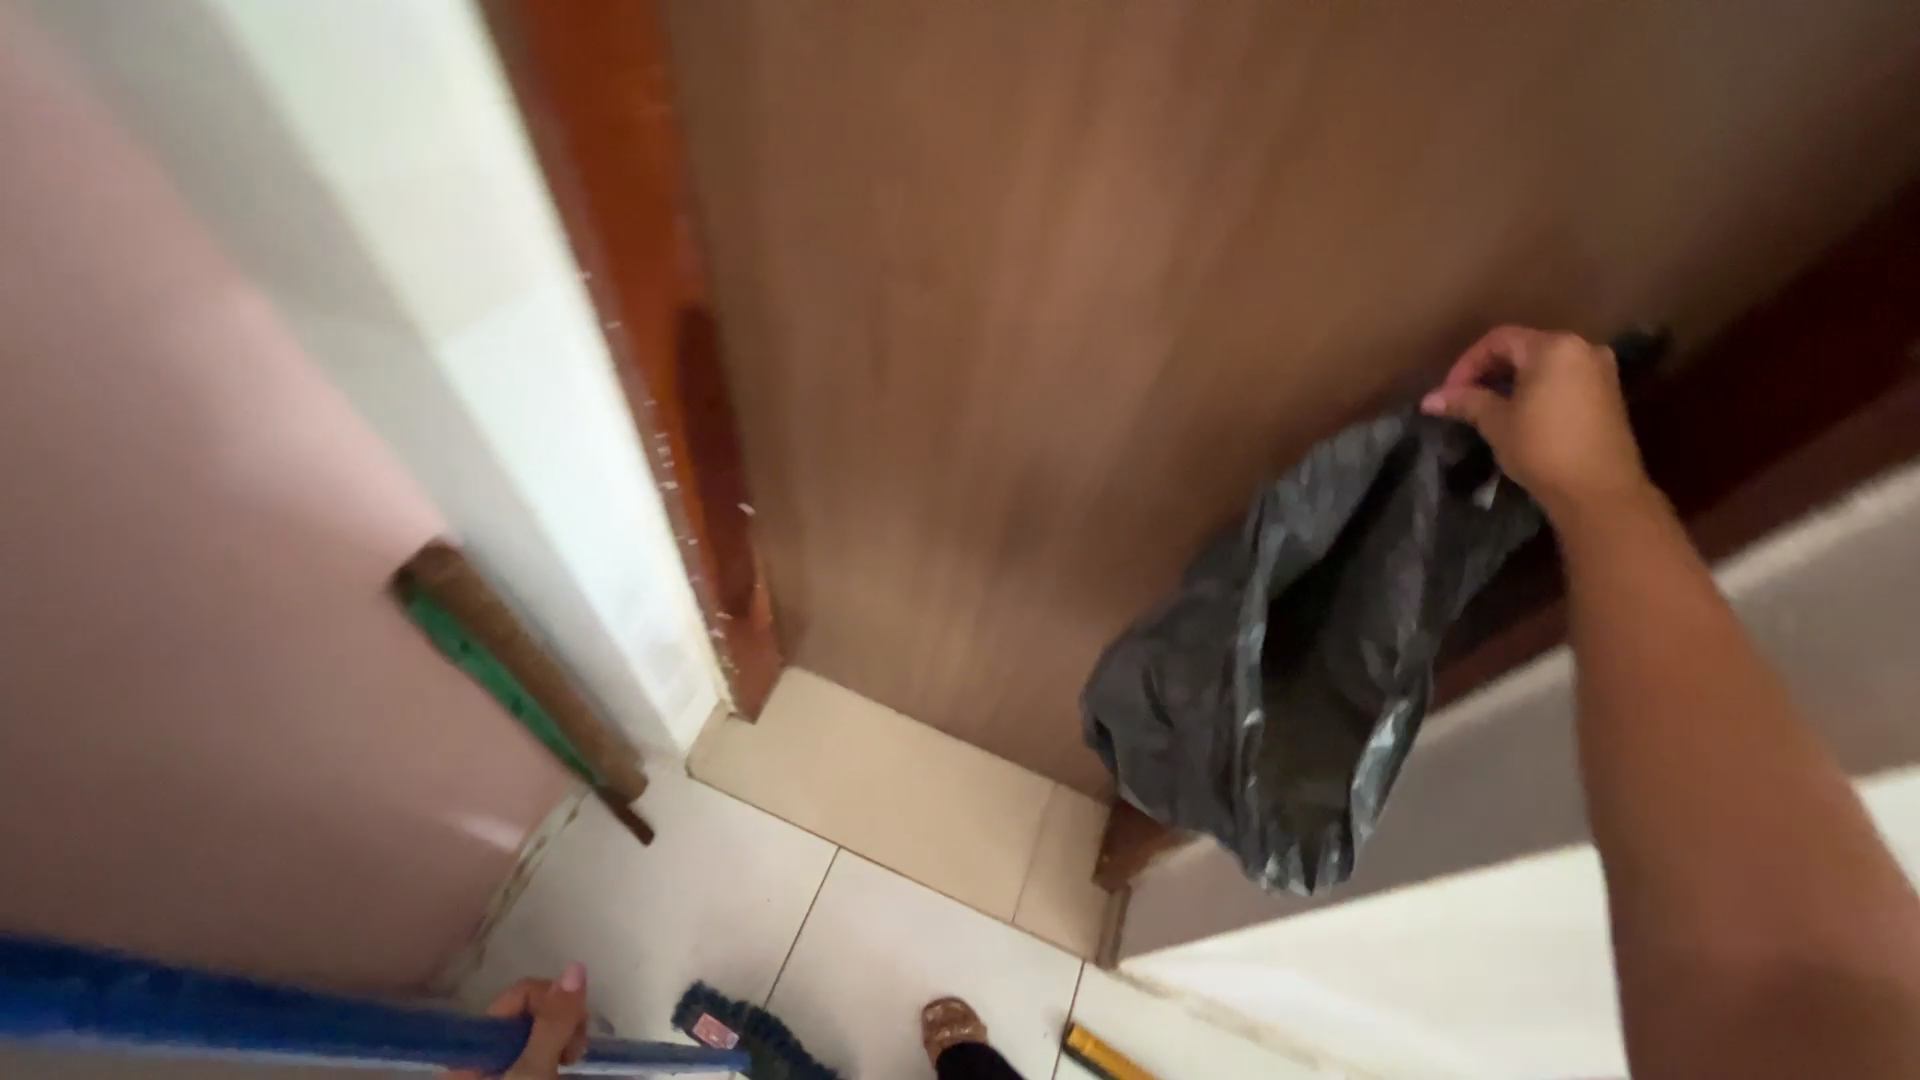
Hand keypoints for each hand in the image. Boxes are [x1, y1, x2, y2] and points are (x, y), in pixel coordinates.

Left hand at [446, 963, 589, 1079]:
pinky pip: (540, 1046)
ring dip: (565, 1036)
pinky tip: (568, 1063)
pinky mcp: (512, 1073)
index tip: (572, 1029)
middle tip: (574, 1049)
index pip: (520, 995)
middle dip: (562, 1020)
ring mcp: (495, 1065)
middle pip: (532, 1010)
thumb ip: (552, 1023)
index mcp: (474, 1045)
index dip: (552, 1002)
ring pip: (539, 1028)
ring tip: (573, 1059)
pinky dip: (558, 1050)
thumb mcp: (531, 1073)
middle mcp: (481, 1050)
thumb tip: (576, 966)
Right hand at [1421, 325, 1652, 520]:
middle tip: (1462, 399)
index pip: (1499, 340)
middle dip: (1487, 371)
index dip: (1466, 364)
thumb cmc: (1541, 447)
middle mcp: (1582, 349)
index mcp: (1553, 348)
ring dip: (1509, 380)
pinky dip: (1534, 388)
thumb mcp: (1495, 422)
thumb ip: (1465, 402)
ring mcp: (1599, 370)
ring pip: (1542, 364)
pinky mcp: (1606, 392)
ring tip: (1485, 407)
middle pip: (1522, 348)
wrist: (1597, 487)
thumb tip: (1429, 399)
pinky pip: (1561, 378)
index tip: (1448, 393)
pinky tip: (1516, 413)